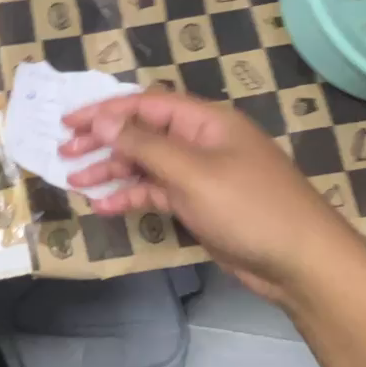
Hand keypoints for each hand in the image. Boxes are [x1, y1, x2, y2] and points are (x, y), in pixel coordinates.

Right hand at [60, 91, 365, 300]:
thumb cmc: (249, 208)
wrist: (301, 262)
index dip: (104, 111)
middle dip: (102, 141)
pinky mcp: (198, 202)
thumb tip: (104, 121)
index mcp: (205, 122)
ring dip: (110, 171)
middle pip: (141, 132)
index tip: (68, 123)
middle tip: (64, 152)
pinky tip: (103, 207)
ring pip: (144, 164)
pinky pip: (155, 191)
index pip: (145, 104)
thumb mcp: (193, 173)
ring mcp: (199, 173)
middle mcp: (200, 141)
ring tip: (75, 182)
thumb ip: (145, 145)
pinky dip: (129, 196)